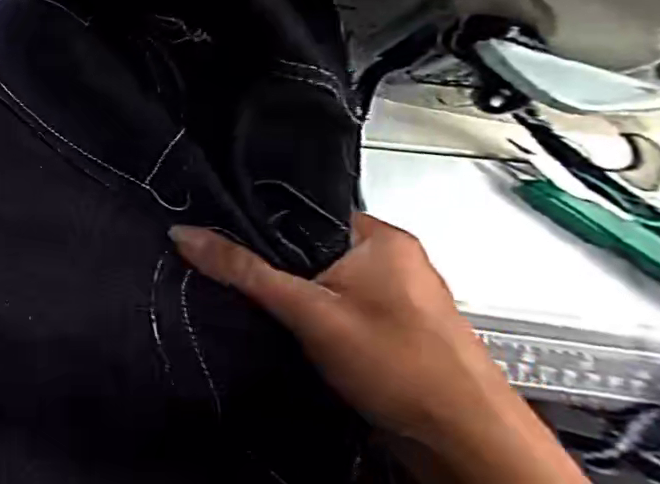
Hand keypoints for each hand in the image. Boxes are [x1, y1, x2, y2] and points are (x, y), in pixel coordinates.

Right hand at [170, 215, 585, 483]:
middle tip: (255, 282)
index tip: (229, 234)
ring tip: (281, 312)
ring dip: (304, 298)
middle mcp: (397, 260)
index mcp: (382, 236)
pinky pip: (346, 311)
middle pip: (313, 246)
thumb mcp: (308, 312)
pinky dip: (323, 322)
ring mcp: (402, 299)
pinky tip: (308, 340)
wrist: (470, 452)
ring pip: (329, 282)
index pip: (304, 207)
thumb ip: (244, 271)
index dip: (264, 222)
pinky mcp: (401, 334)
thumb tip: (189, 236)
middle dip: (284, 267)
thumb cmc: (410, 373)